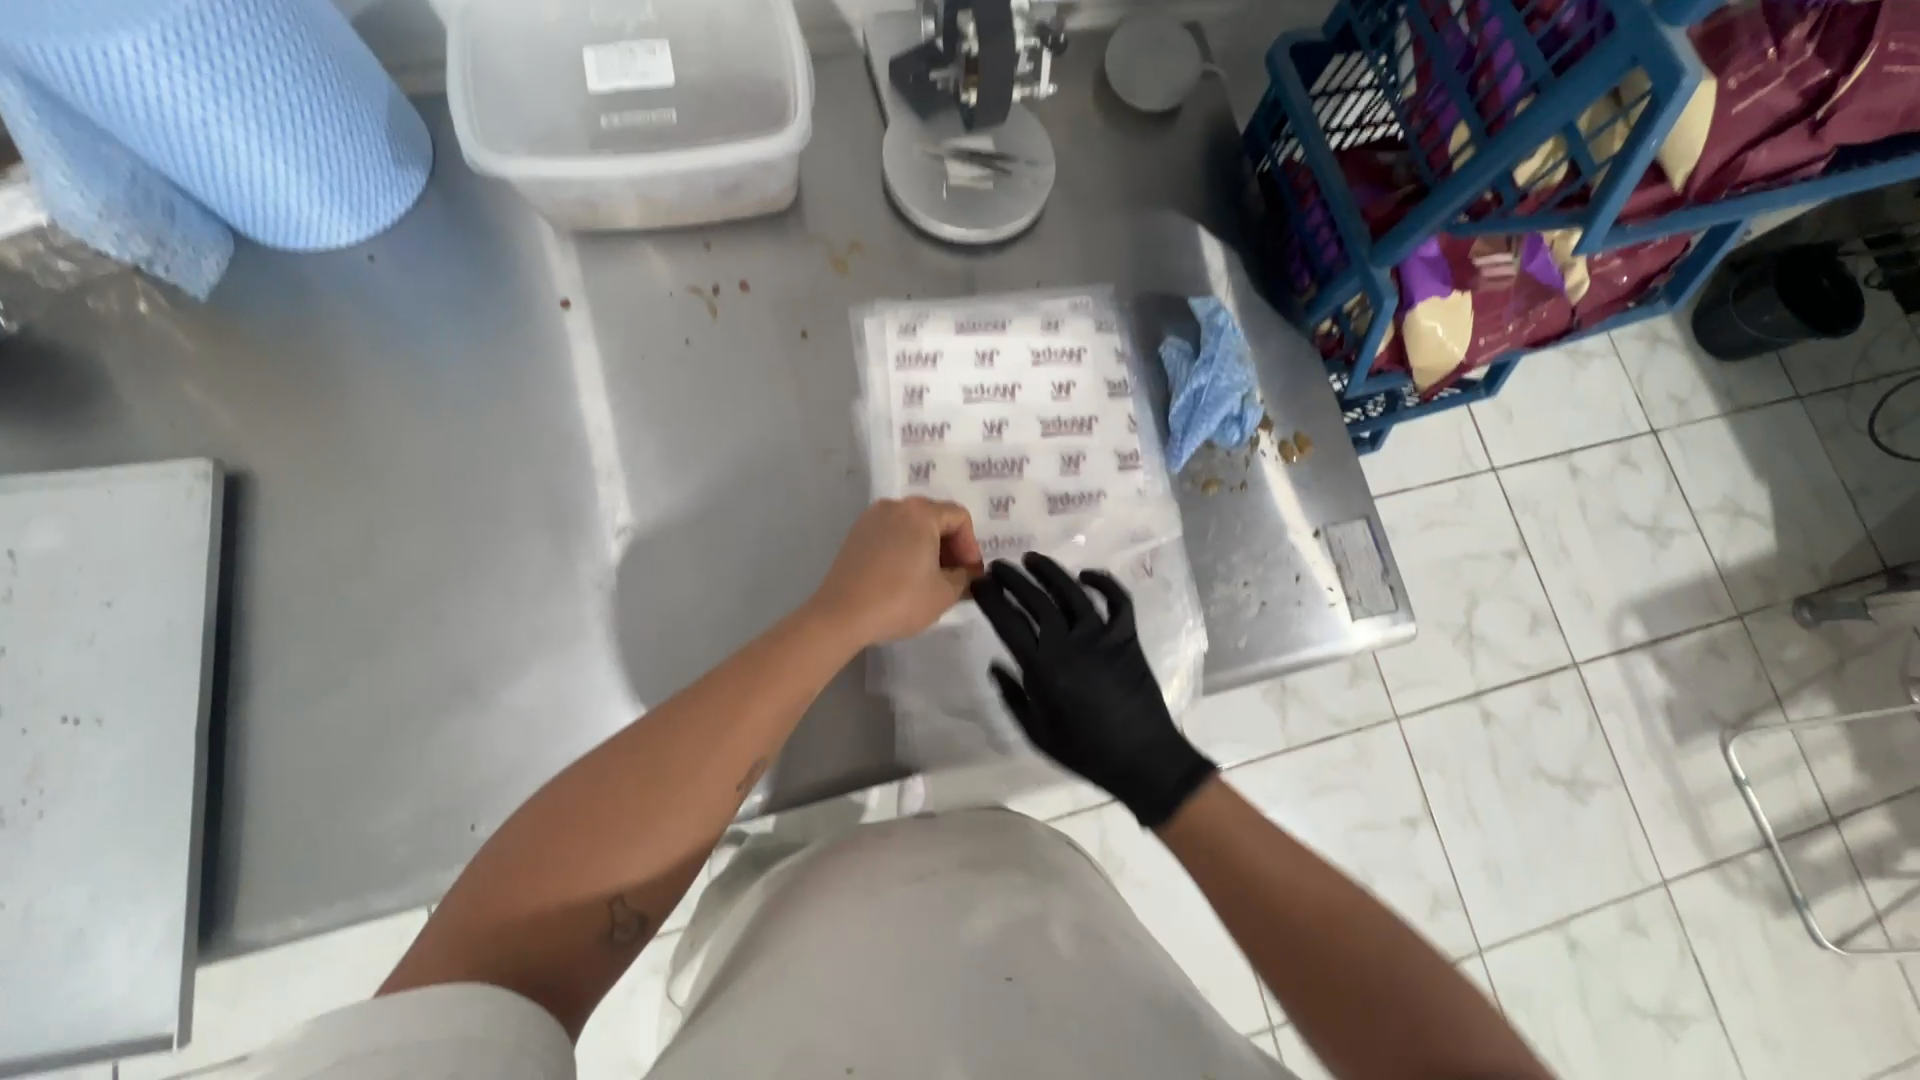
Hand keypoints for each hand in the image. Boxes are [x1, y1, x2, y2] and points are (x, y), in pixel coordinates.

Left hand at [811, 497, 984, 646]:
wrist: (841, 615)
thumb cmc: (899, 601)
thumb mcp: (944, 593)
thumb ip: (964, 577)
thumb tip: (966, 573)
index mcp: (920, 513)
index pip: (959, 517)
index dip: (971, 546)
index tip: (970, 574)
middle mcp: (894, 506)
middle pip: (934, 517)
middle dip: (950, 546)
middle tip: (954, 577)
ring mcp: (871, 519)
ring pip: (911, 526)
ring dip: (928, 548)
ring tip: (930, 579)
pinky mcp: (856, 535)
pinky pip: (891, 534)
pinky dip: (905, 549)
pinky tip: (904, 577)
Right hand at [971, 553, 1215, 828]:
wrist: (1141, 758)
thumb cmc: (1084, 751)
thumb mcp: (1036, 732)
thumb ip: (1013, 696)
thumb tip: (995, 665)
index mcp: (1042, 669)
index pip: (1008, 623)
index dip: (991, 599)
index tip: (978, 583)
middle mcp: (1070, 644)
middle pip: (1037, 600)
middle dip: (1013, 580)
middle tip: (996, 566)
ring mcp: (1102, 637)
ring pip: (1073, 592)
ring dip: (1050, 572)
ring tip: (1031, 559)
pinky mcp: (1128, 638)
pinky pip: (1118, 601)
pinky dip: (1104, 583)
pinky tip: (1087, 575)